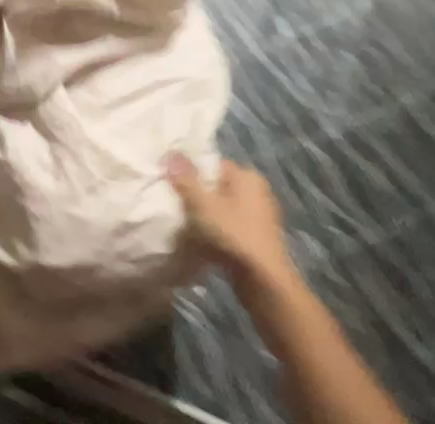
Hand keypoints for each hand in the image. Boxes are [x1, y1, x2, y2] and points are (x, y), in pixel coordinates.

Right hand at [166, 155, 295, 284]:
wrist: (264, 282)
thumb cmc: (233, 234)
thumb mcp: (202, 203)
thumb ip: (186, 178)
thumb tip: (171, 152)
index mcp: (247, 176)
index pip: (212, 164)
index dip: (189, 172)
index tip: (171, 184)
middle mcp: (257, 192)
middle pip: (217, 187)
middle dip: (196, 196)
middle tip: (174, 205)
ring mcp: (259, 217)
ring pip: (222, 210)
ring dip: (204, 217)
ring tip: (184, 227)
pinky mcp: (257, 240)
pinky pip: (229, 229)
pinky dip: (215, 234)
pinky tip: (200, 244)